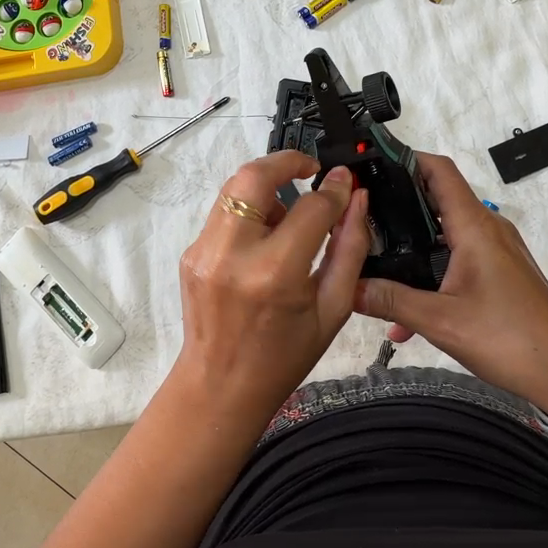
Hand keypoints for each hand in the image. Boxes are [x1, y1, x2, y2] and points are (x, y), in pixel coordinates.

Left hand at [175, 151, 370, 416]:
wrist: (220, 386)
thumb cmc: (285, 356)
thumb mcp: (332, 308)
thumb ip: (349, 248)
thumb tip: (356, 198)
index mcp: (274, 274)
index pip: (311, 208)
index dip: (334, 189)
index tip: (345, 182)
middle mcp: (233, 254)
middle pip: (255, 176)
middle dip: (286, 161)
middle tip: (309, 168)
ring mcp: (204, 251)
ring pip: (234, 188)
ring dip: (265, 186)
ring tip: (287, 214)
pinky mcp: (190, 253)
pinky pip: (223, 213)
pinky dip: (247, 212)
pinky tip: (264, 239)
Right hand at [353, 152, 547, 426]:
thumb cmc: (510, 339)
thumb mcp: (441, 322)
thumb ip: (391, 301)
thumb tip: (347, 287)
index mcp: (474, 227)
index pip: (438, 170)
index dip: (404, 158)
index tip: (368, 164)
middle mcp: (487, 229)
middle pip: (436, 198)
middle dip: (396, 204)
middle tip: (357, 215)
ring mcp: (496, 251)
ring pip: (443, 233)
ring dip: (410, 245)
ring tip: (373, 261)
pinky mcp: (500, 273)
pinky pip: (456, 258)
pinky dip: (429, 273)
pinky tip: (405, 312)